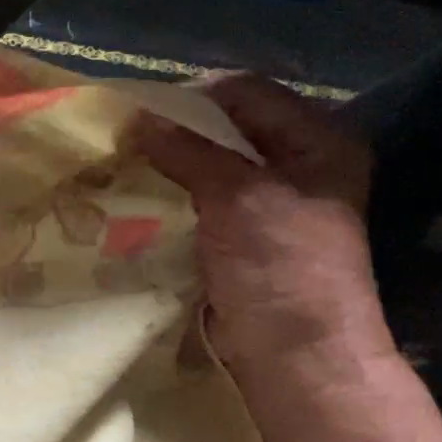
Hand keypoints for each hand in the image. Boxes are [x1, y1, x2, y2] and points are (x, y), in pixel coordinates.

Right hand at [135, 74, 397, 390]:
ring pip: (208, 166)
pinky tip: (137, 202)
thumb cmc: (279, 266)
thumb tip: (140, 119)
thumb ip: (191, 152)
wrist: (292, 348)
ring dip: (168, 167)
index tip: (135, 114)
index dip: (191, 97)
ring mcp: (268, 203)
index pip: (247, 93)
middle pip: (226, 128)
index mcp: (318, 140)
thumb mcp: (238, 197)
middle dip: (175, 132)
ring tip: (123, 170)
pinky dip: (170, 198)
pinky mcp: (240, 237)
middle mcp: (297, 163)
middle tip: (123, 143)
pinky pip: (200, 202)